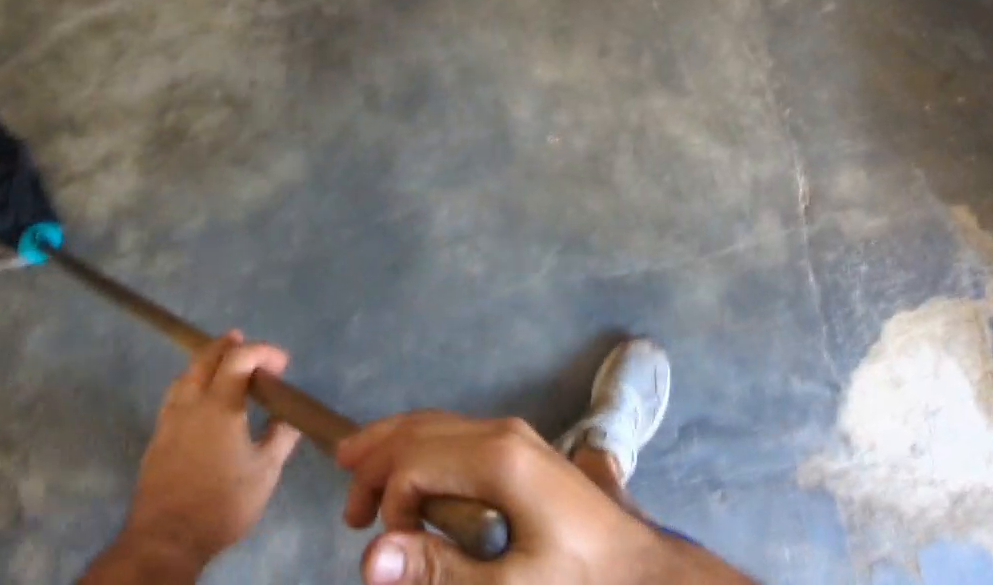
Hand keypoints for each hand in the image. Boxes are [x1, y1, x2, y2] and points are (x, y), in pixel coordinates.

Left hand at [91, 332, 302, 580]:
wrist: (166, 538)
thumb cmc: (221, 502)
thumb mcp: (264, 473)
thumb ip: (280, 438)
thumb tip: (291, 417)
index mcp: (219, 405)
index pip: (239, 358)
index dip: (262, 351)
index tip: (281, 362)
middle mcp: (190, 403)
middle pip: (205, 357)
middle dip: (227, 344)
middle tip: (245, 342)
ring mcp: (169, 420)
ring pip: (185, 376)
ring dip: (205, 363)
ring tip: (222, 368)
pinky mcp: (157, 439)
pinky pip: (174, 397)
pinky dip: (191, 386)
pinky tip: (199, 404)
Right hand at [337, 412, 745, 584]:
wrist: (644, 572)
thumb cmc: (579, 579)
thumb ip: (441, 570)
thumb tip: (370, 557)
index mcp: (498, 458)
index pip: (416, 463)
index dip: (389, 504)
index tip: (390, 552)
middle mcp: (500, 431)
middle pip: (419, 430)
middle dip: (376, 462)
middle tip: (348, 511)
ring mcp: (511, 434)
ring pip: (434, 424)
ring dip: (392, 446)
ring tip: (354, 466)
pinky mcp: (517, 446)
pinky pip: (452, 433)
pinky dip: (419, 446)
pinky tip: (407, 467)